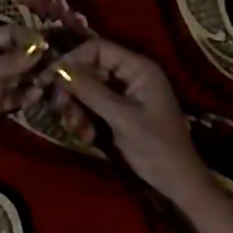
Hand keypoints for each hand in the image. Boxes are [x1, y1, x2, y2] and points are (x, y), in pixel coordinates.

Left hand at [0, 26, 48, 148]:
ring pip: (19, 77)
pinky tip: (36, 97)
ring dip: (34, 79)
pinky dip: (26, 96)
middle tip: (58, 67)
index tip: (49, 46)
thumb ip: (12, 60)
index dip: (29, 38)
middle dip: (36, 60)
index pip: (10, 34)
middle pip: (17, 55)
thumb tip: (40, 49)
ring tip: (51, 83)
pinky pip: (15, 96)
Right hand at [56, 39, 208, 193]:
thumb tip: (59, 69)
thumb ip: (90, 91)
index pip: (98, 48)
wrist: (179, 184)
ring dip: (77, 105)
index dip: (74, 59)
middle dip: (73, 87)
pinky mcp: (122, 109)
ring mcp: (127, 92)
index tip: (53, 77)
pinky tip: (84, 134)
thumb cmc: (157, 147)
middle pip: (90, 67)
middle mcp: (132, 74)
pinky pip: (95, 103)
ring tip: (73, 126)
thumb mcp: (121, 118)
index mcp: (139, 68)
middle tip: (58, 106)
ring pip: (89, 87)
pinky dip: (86, 116)